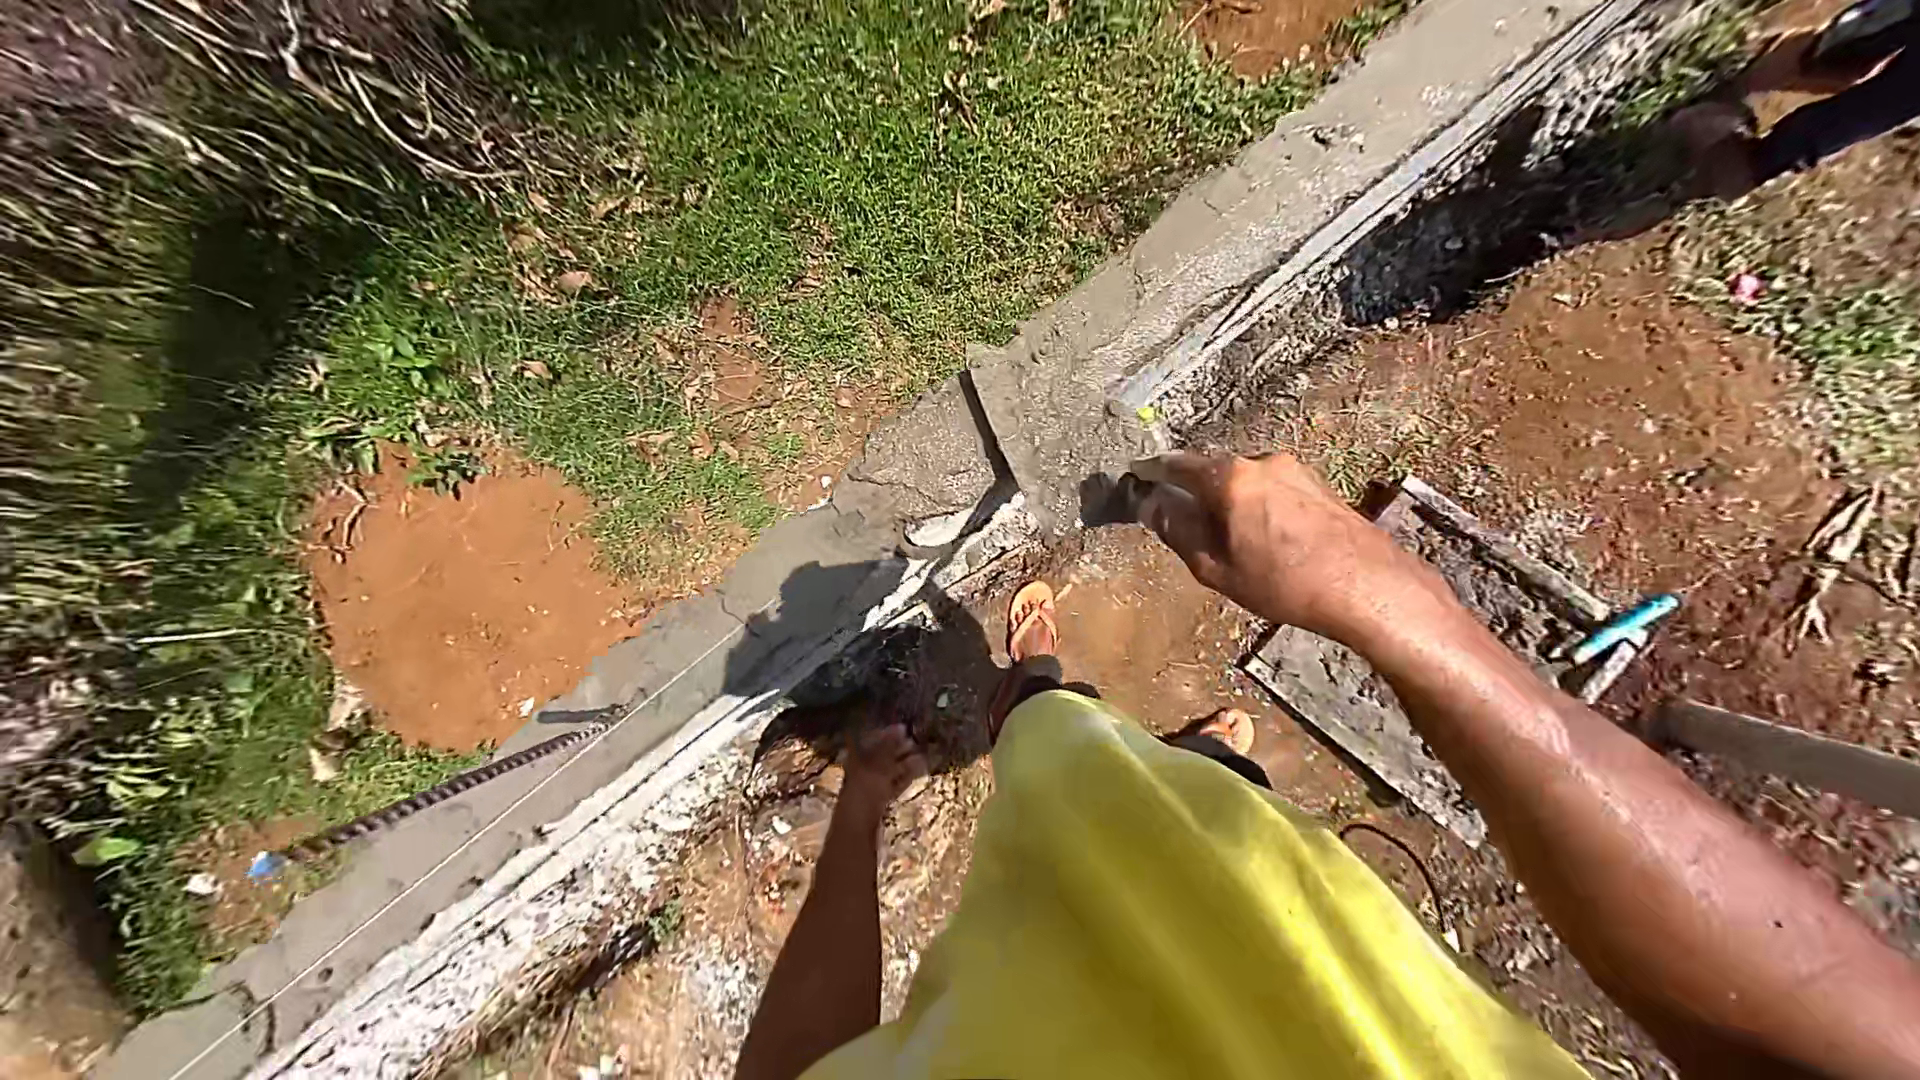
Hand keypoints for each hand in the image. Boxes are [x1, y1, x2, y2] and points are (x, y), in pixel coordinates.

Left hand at [836, 723, 926, 827]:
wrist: (856, 833)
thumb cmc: (864, 794)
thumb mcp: (877, 768)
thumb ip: (888, 748)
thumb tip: (900, 727)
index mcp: (856, 759)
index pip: (871, 739)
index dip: (887, 733)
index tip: (905, 728)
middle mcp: (861, 770)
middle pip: (881, 755)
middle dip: (898, 747)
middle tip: (917, 740)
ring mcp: (870, 787)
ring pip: (889, 770)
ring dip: (904, 762)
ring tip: (923, 755)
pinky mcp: (879, 802)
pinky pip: (893, 784)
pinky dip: (905, 777)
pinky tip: (918, 770)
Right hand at [1130, 451, 1456, 646]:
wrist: (1369, 587)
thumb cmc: (1286, 583)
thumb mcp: (1214, 567)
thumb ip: (1177, 530)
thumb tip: (1152, 505)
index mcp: (1230, 478)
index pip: (1176, 464)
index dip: (1152, 472)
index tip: (1137, 479)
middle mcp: (1260, 462)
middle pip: (1210, 468)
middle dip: (1190, 489)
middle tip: (1179, 519)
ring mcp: (1293, 470)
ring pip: (1241, 478)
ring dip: (1223, 498)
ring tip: (1223, 537)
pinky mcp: (1315, 483)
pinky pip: (1267, 485)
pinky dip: (1251, 502)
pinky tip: (1257, 535)